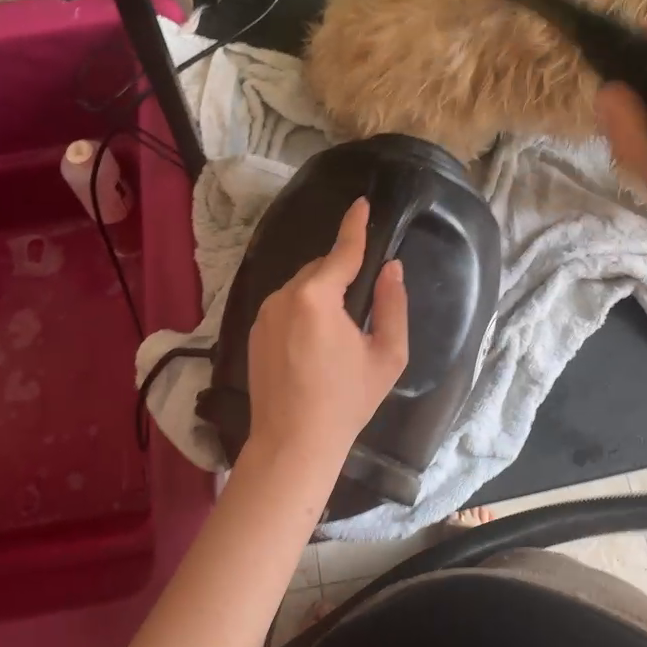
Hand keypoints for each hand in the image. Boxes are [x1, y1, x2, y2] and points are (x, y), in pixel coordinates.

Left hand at [245, 198, 409, 463]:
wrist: (292, 443)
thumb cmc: (346, 402)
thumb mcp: (386, 356)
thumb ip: (392, 305)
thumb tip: (391, 269)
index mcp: (317, 298)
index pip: (342, 251)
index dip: (355, 226)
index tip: (362, 204)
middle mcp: (284, 296)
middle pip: (321, 269)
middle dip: (342, 274)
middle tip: (362, 305)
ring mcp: (264, 313)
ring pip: (301, 287)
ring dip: (322, 293)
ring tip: (339, 331)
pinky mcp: (254, 330)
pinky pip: (285, 305)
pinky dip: (303, 310)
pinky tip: (315, 342)